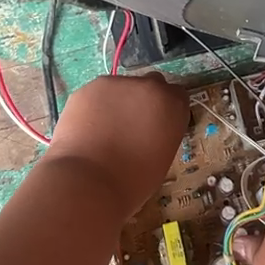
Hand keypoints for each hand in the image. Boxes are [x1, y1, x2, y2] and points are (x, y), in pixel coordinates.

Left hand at [40, 74, 188, 218]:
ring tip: (103, 132)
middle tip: (130, 127)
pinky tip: (87, 130)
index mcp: (172, 105)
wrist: (89, 181)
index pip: (177, 95)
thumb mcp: (161, 156)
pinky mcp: (89, 88)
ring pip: (121, 89)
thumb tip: (148, 130)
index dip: (166, 109)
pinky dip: (94, 108)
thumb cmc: (133, 181)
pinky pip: (96, 95)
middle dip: (143, 101)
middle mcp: (148, 87)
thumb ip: (161, 133)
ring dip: (117, 103)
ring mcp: (117, 84)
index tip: (157, 124)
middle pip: (150, 85)